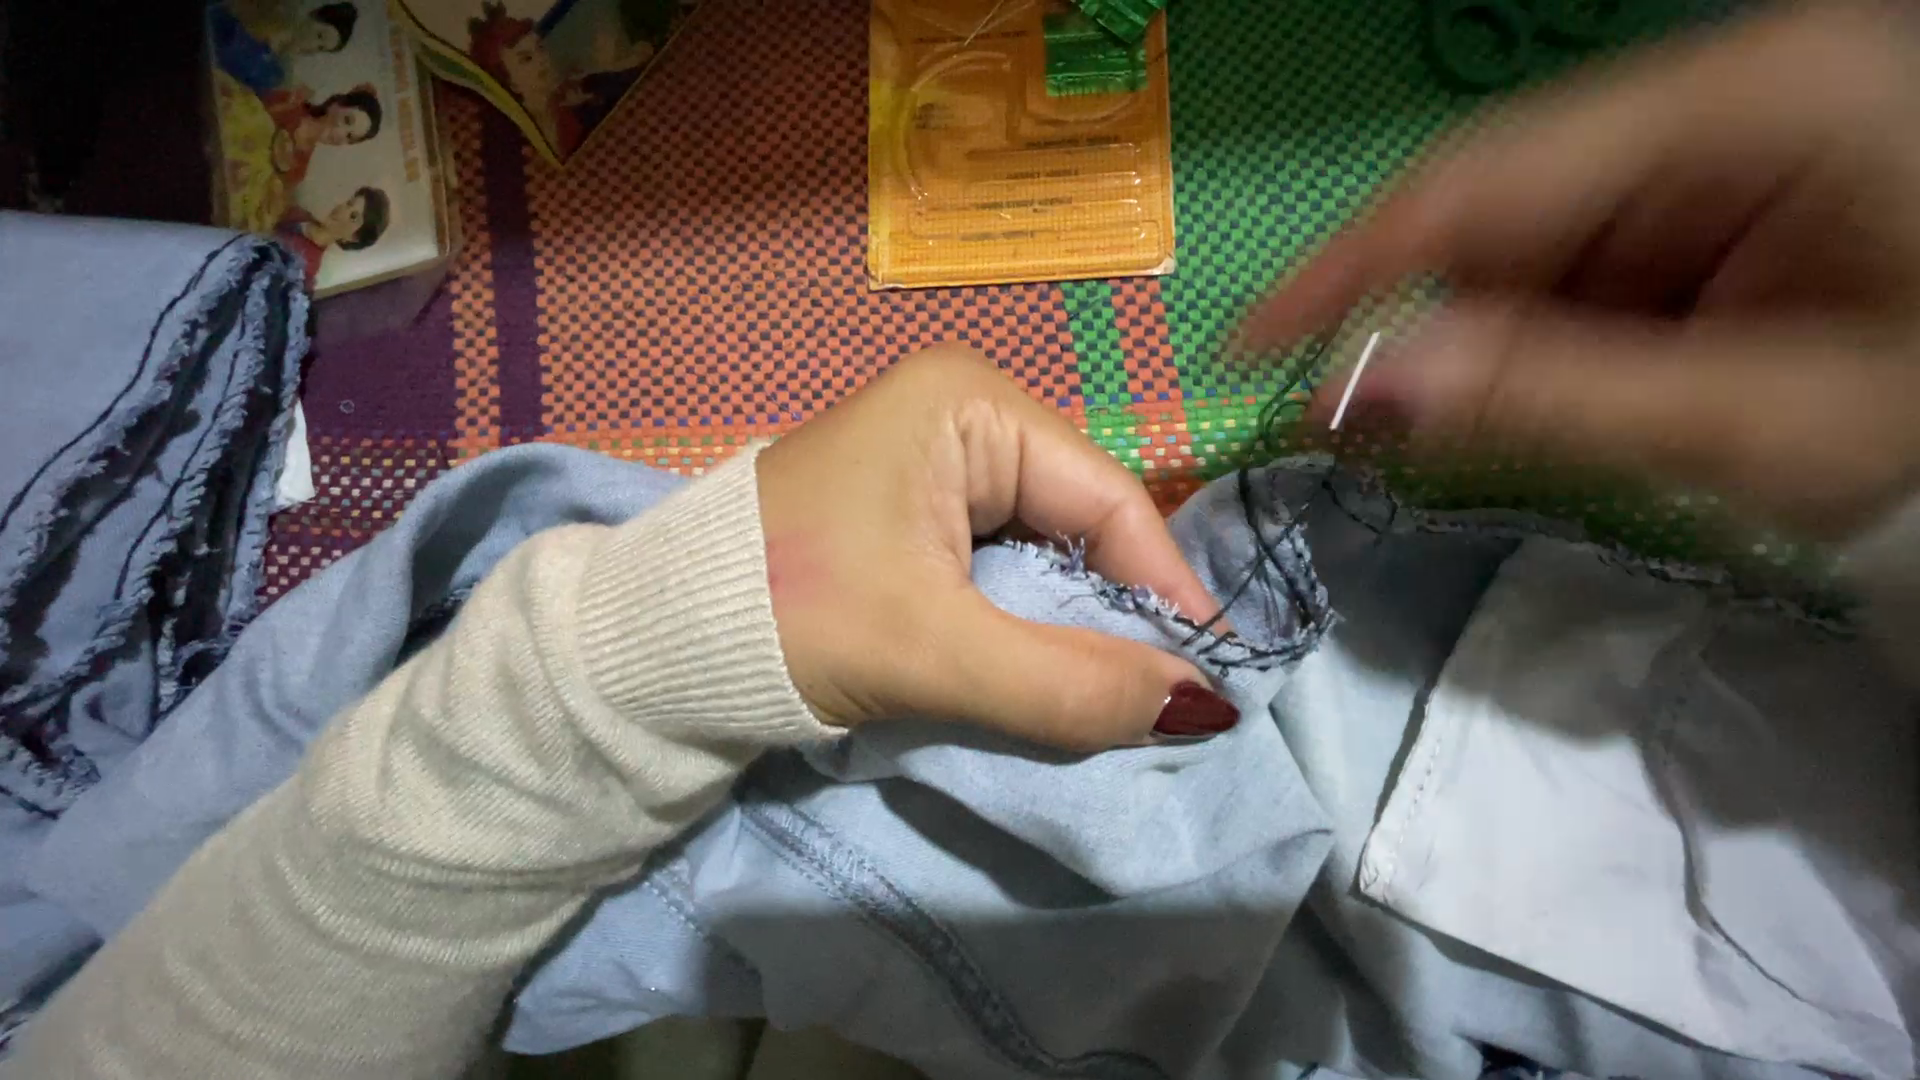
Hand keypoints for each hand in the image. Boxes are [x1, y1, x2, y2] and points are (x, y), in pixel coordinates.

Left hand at [755, 346, 1235, 749]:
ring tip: (1106, 684)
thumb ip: (1063, 682)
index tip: (1208, 674)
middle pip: (1080, 518)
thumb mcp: (930, 649)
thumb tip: (1197, 707)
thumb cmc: (786, 615)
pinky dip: (1028, 616)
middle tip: (1158, 691)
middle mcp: (962, 413)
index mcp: (970, 403)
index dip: (1164, 586)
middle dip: (1116, 606)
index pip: (1106, 495)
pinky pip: (1003, 560)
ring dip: (1073, 618)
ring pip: (1045, 545)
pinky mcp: (916, 506)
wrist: (658, 641)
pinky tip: (1041, 659)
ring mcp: (937, 458)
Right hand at [1243, 2, 1919, 540]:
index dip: (1338, 272)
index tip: (1244, 343)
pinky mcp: (1700, 221)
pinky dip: (1516, 348)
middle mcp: (1705, 115)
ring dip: (1459, 348)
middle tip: (1343, 421)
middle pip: (1486, 222)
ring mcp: (1703, 167)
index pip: (1467, 185)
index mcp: (1737, 108)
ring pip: (1517, 258)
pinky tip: (1513, 395)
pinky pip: (1563, 279)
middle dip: (1404, 326)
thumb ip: (1538, 397)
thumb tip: (1355, 391)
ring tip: (1434, 426)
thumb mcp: (1747, 420)